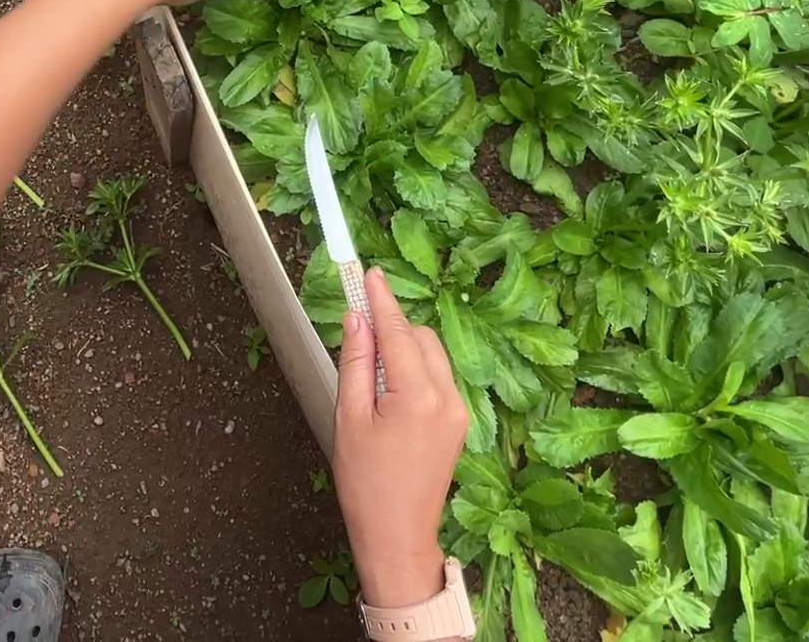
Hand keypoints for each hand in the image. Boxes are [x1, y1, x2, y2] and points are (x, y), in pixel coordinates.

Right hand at [332, 267, 468, 608]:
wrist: (397, 536)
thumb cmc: (366, 482)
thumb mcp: (349, 415)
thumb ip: (356, 360)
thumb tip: (357, 318)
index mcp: (418, 396)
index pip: (396, 330)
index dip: (380, 299)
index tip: (368, 272)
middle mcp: (447, 398)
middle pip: (418, 336)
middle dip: (390, 326)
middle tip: (357, 327)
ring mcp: (458, 410)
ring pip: (430, 352)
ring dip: (403, 345)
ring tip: (370, 369)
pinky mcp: (459, 420)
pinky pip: (437, 374)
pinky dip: (414, 366)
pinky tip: (390, 385)